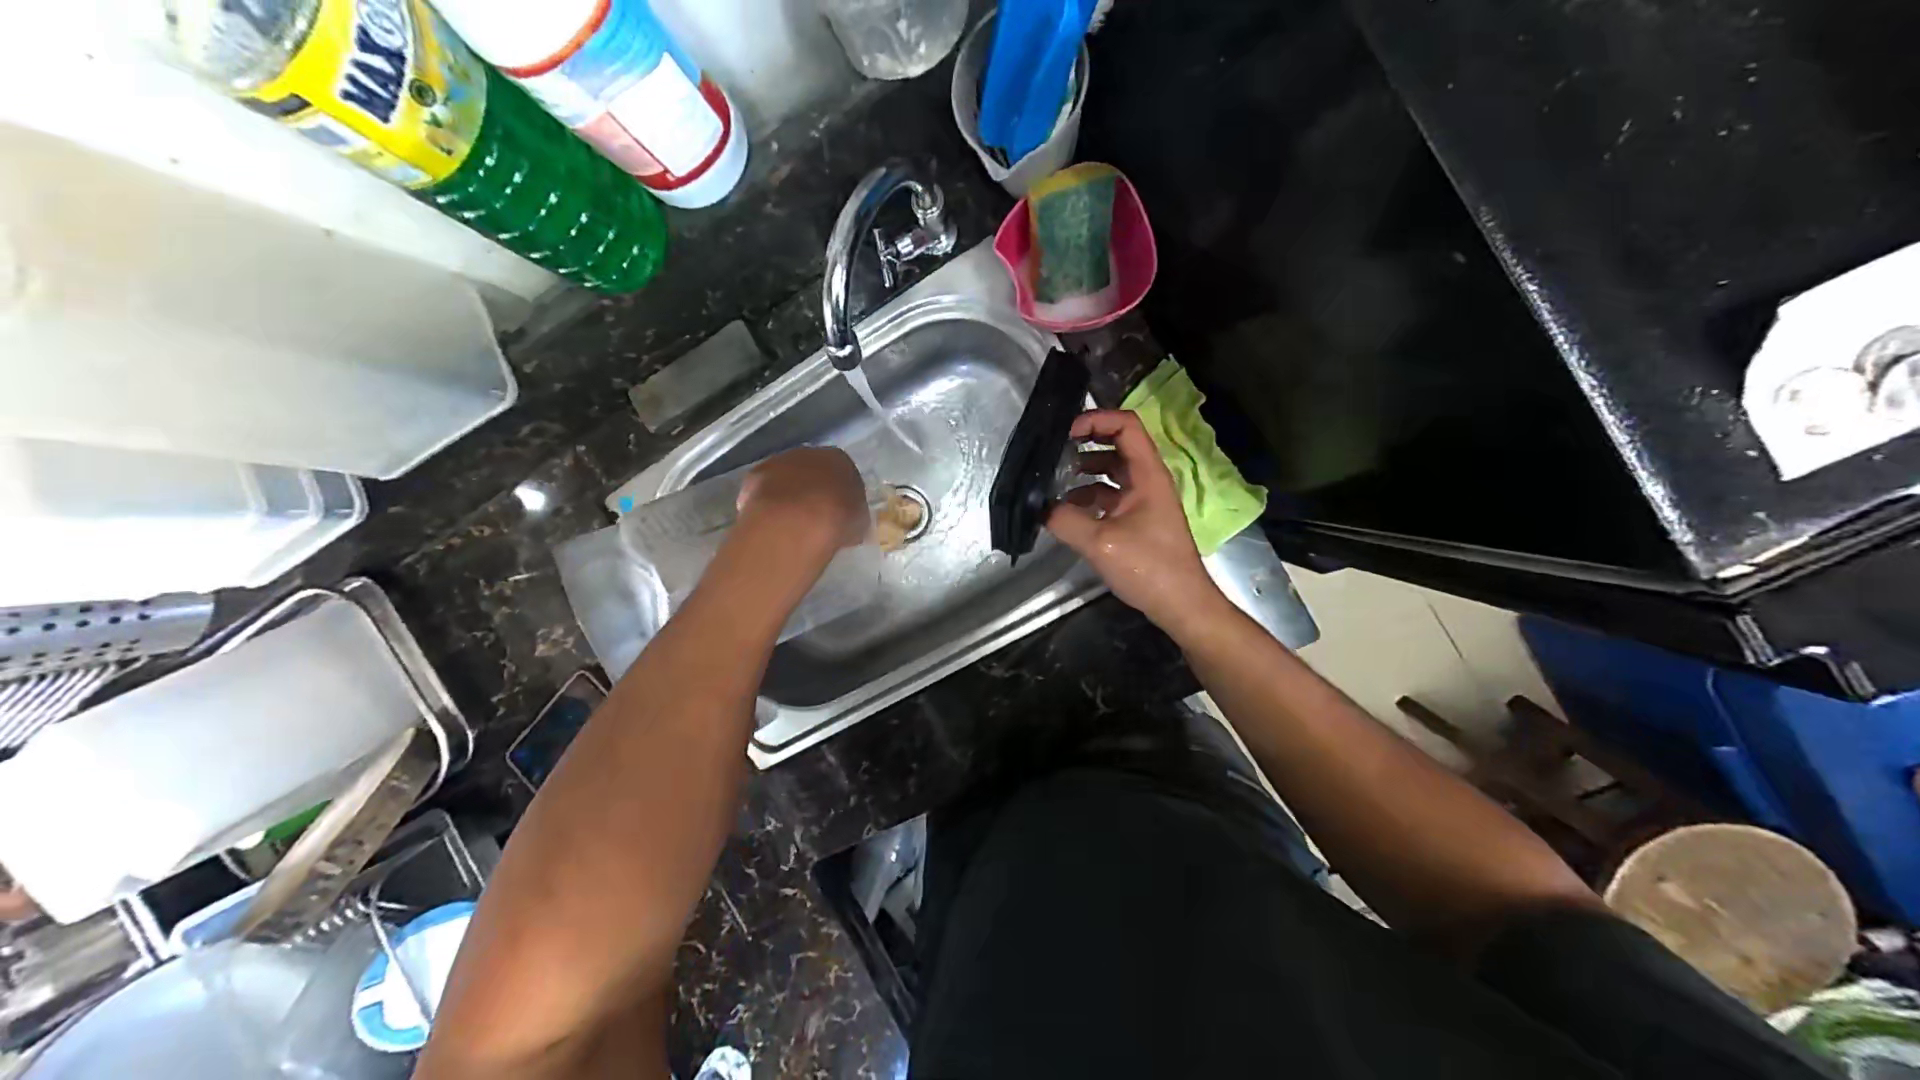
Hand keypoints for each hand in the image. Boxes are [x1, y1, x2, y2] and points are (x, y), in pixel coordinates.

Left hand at [735, 446, 868, 562]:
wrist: (797, 520)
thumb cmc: (837, 519)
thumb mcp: (858, 522)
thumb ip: (854, 516)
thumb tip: (849, 524)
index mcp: (839, 459)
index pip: (842, 473)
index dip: (839, 494)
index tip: (838, 512)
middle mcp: (809, 453)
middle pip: (811, 472)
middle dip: (811, 491)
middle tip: (813, 517)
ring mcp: (778, 461)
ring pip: (785, 479)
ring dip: (787, 496)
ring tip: (789, 524)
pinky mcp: (754, 475)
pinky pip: (763, 491)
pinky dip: (766, 505)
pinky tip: (770, 524)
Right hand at [1044, 410, 1227, 637]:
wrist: (1181, 605)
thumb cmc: (1149, 568)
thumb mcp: (1100, 543)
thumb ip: (1065, 520)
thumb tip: (1039, 508)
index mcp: (1148, 474)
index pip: (1126, 425)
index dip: (1096, 420)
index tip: (1067, 433)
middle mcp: (1147, 481)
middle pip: (1116, 446)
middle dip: (1085, 444)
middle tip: (1055, 453)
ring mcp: (1143, 501)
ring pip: (1110, 473)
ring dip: (1084, 473)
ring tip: (1055, 482)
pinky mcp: (1136, 521)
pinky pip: (1109, 497)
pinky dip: (1087, 498)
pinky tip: (1067, 512)